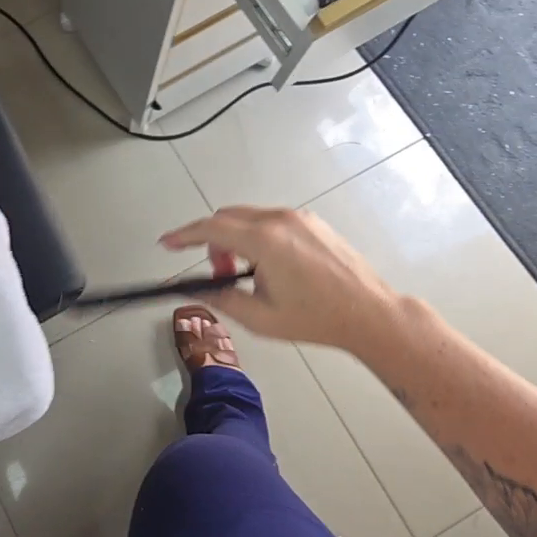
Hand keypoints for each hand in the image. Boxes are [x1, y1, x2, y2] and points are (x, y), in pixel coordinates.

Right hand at [160, 206, 398, 351]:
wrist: (370, 313)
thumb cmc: (316, 319)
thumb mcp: (260, 317)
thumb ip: (221, 299)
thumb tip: (195, 291)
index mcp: (265, 241)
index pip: (211, 228)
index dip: (183, 236)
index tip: (166, 244)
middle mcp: (280, 219)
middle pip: (227, 217)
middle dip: (211, 242)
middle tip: (218, 274)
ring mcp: (299, 217)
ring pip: (248, 217)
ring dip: (234, 239)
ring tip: (245, 274)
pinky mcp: (312, 221)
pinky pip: (270, 220)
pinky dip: (256, 236)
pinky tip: (268, 266)